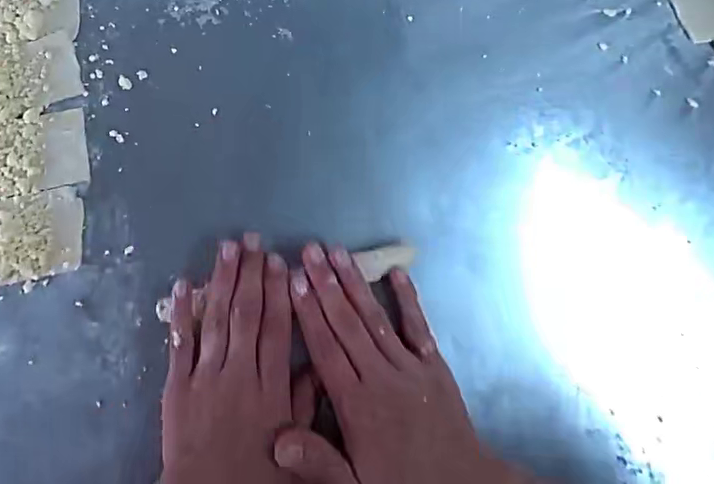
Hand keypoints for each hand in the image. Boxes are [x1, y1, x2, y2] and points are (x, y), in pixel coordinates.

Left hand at [162, 234, 296, 483]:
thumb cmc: (256, 478)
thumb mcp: (293, 444)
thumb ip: (303, 403)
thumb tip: (318, 364)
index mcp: (270, 388)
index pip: (277, 328)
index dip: (278, 292)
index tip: (279, 261)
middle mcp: (239, 372)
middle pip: (246, 313)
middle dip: (250, 273)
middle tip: (252, 239)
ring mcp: (205, 374)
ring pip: (215, 317)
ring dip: (221, 279)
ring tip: (226, 247)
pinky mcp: (177, 383)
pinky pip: (179, 341)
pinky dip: (181, 311)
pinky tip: (183, 283)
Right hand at [280, 242, 521, 483]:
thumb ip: (319, 463)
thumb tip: (277, 441)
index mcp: (358, 406)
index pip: (326, 348)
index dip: (307, 312)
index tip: (292, 279)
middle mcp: (382, 379)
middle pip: (348, 324)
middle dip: (325, 284)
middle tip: (308, 249)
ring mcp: (411, 370)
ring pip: (376, 319)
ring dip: (355, 282)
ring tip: (336, 251)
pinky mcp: (436, 368)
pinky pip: (418, 328)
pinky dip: (408, 300)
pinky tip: (396, 272)